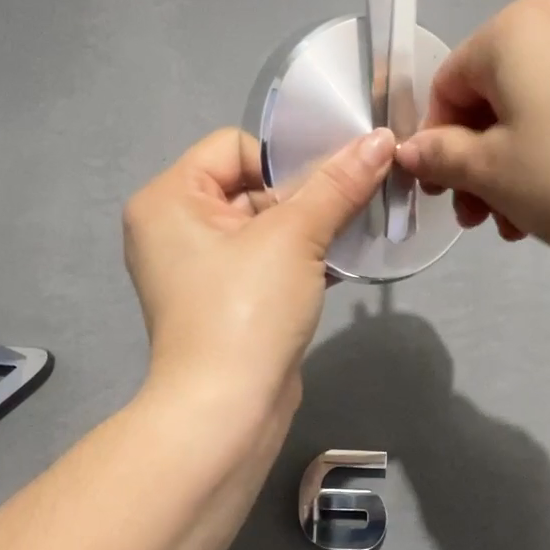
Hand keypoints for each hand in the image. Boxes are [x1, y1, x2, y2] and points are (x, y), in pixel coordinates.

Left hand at [123, 127, 395, 417]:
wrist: (228, 410)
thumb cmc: (247, 311)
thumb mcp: (295, 237)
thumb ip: (337, 185)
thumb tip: (381, 139)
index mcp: (169, 198)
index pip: (235, 146)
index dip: (284, 161)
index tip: (325, 191)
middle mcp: (173, 228)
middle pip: (251, 185)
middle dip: (303, 199)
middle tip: (343, 216)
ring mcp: (197, 271)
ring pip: (263, 228)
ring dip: (308, 231)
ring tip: (346, 240)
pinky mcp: (223, 303)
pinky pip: (264, 263)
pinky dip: (298, 262)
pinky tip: (336, 270)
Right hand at [396, 0, 549, 263]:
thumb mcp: (493, 174)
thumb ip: (441, 158)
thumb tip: (410, 151)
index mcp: (512, 29)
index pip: (447, 85)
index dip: (434, 144)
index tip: (442, 196)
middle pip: (492, 97)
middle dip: (477, 164)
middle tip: (481, 220)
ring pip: (533, 112)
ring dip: (514, 170)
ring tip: (522, 225)